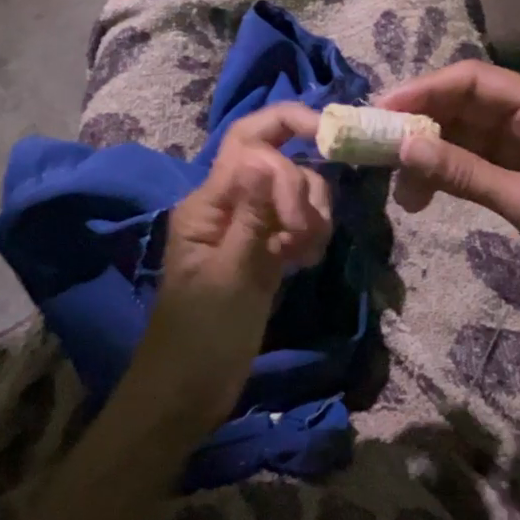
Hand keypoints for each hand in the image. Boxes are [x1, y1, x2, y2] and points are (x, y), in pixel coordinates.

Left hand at [129, 103, 331, 432]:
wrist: (187, 394)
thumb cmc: (201, 338)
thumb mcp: (231, 276)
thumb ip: (253, 217)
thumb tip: (267, 162)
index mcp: (208, 202)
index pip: (249, 140)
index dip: (290, 126)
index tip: (332, 141)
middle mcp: (227, 204)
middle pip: (279, 161)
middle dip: (303, 188)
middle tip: (301, 239)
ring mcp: (247, 228)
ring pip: (294, 192)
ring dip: (311, 214)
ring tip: (304, 255)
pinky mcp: (263, 252)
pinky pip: (296, 222)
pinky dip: (310, 234)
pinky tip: (305, 262)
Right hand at [379, 61, 519, 315]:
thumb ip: (466, 174)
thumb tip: (403, 147)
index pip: (475, 81)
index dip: (425, 91)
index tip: (381, 112)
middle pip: (464, 105)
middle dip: (421, 124)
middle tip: (377, 150)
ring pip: (463, 136)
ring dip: (429, 154)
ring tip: (398, 188)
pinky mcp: (519, 177)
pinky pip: (471, 164)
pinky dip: (444, 175)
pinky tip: (419, 196)